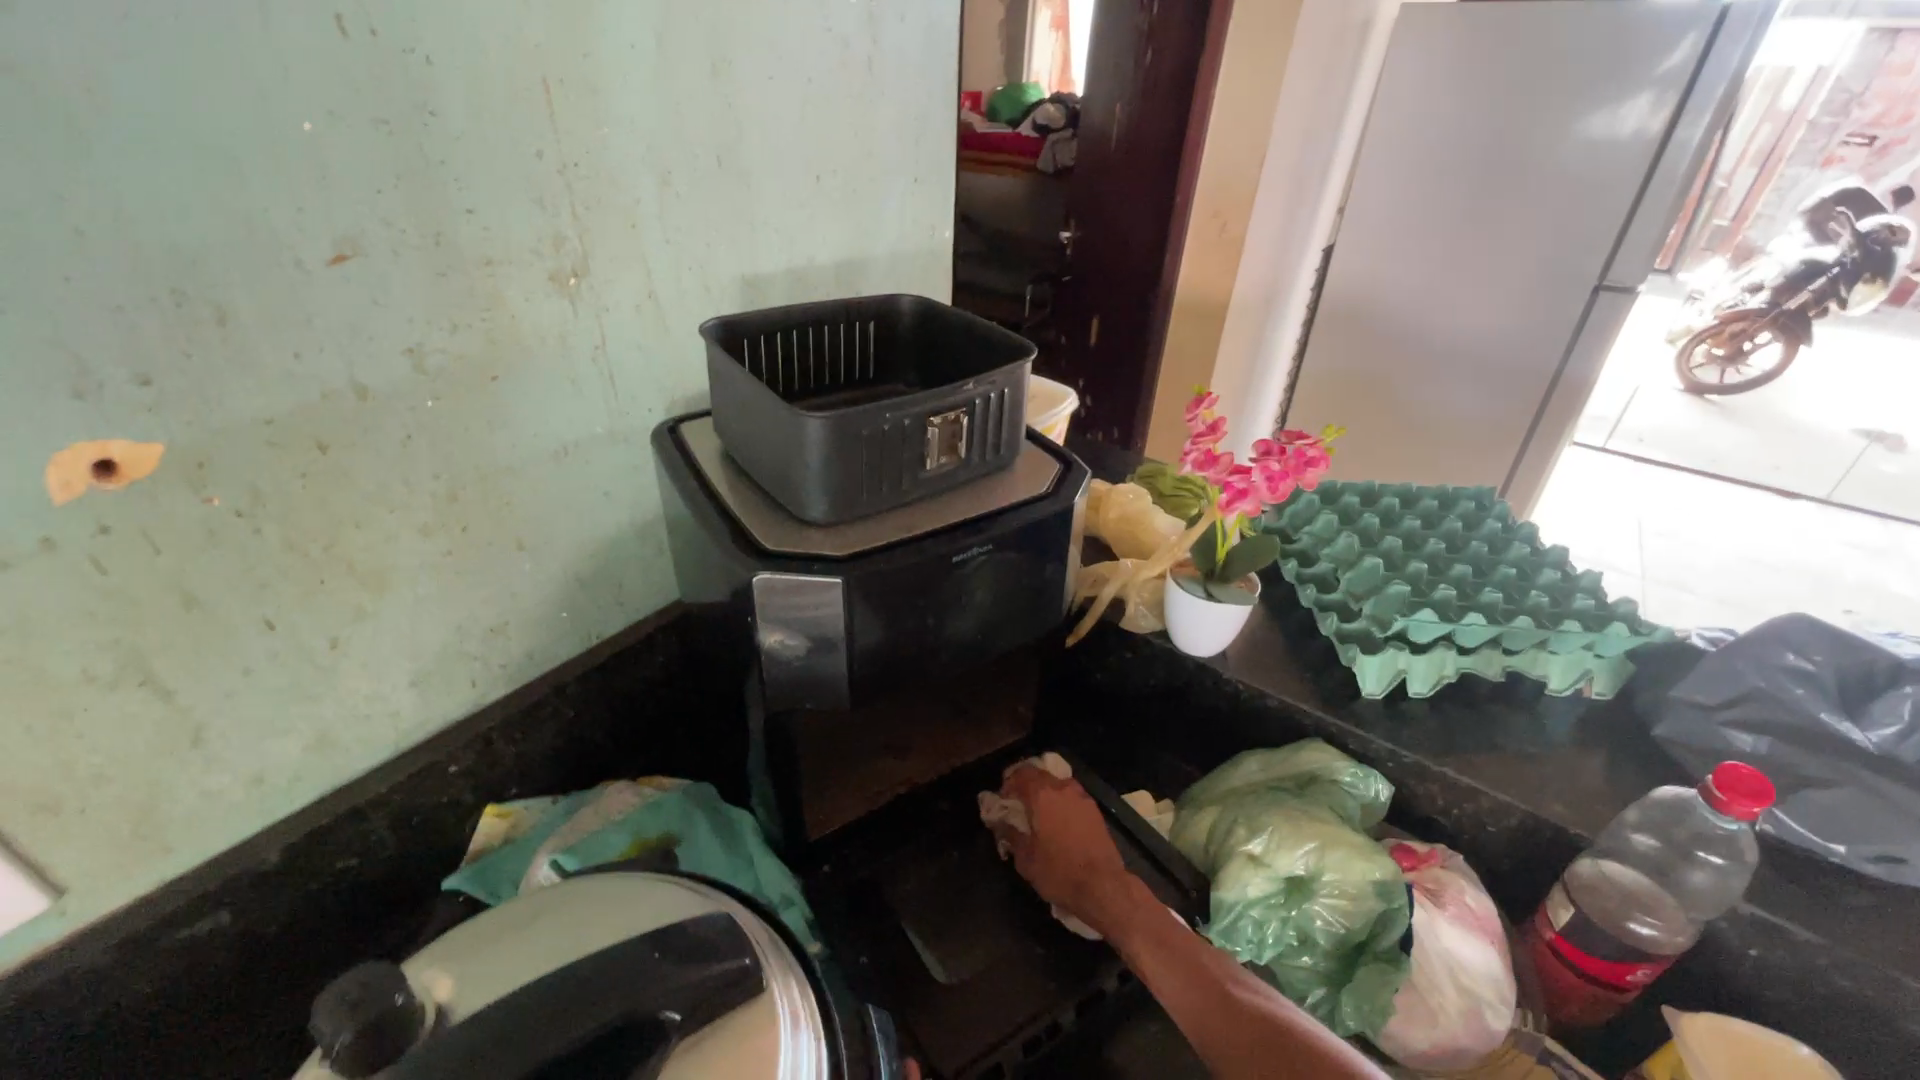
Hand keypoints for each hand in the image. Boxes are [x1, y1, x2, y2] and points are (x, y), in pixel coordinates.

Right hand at [991, 766, 1136, 930]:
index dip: (1008, 783)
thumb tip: (1002, 824)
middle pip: (1041, 775)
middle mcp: (1063, 789)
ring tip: (1039, 814)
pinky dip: (1061, 803)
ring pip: (1058, 785)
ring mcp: (1083, 798)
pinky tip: (1059, 823)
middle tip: (1019, 805)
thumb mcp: (1025, 859)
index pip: (1021, 774)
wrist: (1102, 886)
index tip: (1002, 799)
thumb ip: (1011, 835)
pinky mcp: (1096, 811)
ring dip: (1046, 794)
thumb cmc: (1059, 872)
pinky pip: (1072, 797)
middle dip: (1027, 786)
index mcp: (1042, 795)